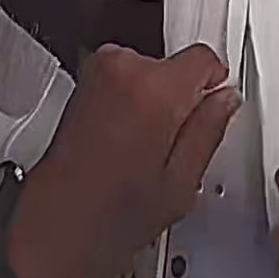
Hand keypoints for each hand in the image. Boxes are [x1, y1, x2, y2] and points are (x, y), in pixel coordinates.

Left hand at [7, 44, 241, 277]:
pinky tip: (123, 132)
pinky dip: (130, 93)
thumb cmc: (107, 213)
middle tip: (170, 139)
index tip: (213, 97)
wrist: (53, 220)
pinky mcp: (88, 74)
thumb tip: (225, 100)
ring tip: (141, 140)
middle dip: (181, 95)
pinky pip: (127, 71)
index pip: (204, 57)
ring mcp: (104, 68)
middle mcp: (128, 69)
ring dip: (153, 94)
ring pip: (152, 68)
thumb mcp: (179, 184)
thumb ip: (209, 130)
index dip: (214, 80)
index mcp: (157, 91)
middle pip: (177, 65)